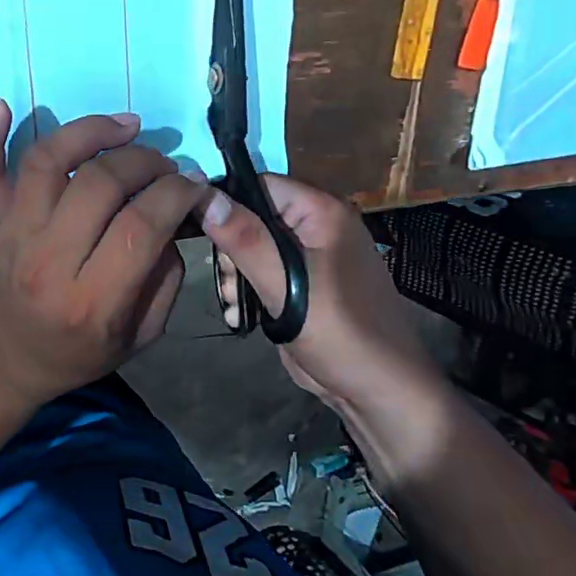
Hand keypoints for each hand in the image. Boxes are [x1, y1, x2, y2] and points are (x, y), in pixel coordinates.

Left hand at [0, 100, 207, 408]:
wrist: (15, 359)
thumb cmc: (85, 350)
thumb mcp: (144, 331)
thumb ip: (167, 274)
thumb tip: (175, 210)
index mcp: (91, 302)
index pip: (140, 226)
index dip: (177, 192)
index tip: (194, 183)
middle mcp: (47, 263)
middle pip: (99, 185)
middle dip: (146, 163)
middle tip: (166, 167)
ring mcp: (13, 237)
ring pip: (47, 162)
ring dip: (91, 132)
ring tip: (126, 127)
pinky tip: (1, 103)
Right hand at [197, 175, 438, 409]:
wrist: (378, 391)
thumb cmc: (340, 333)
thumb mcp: (286, 285)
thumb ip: (245, 239)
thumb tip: (204, 196)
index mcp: (322, 212)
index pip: (261, 184)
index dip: (227, 203)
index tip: (198, 231)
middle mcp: (318, 226)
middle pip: (255, 217)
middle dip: (232, 250)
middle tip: (230, 284)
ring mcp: (312, 257)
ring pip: (255, 247)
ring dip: (237, 275)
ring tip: (235, 304)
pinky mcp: (304, 285)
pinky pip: (266, 273)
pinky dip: (249, 290)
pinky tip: (240, 314)